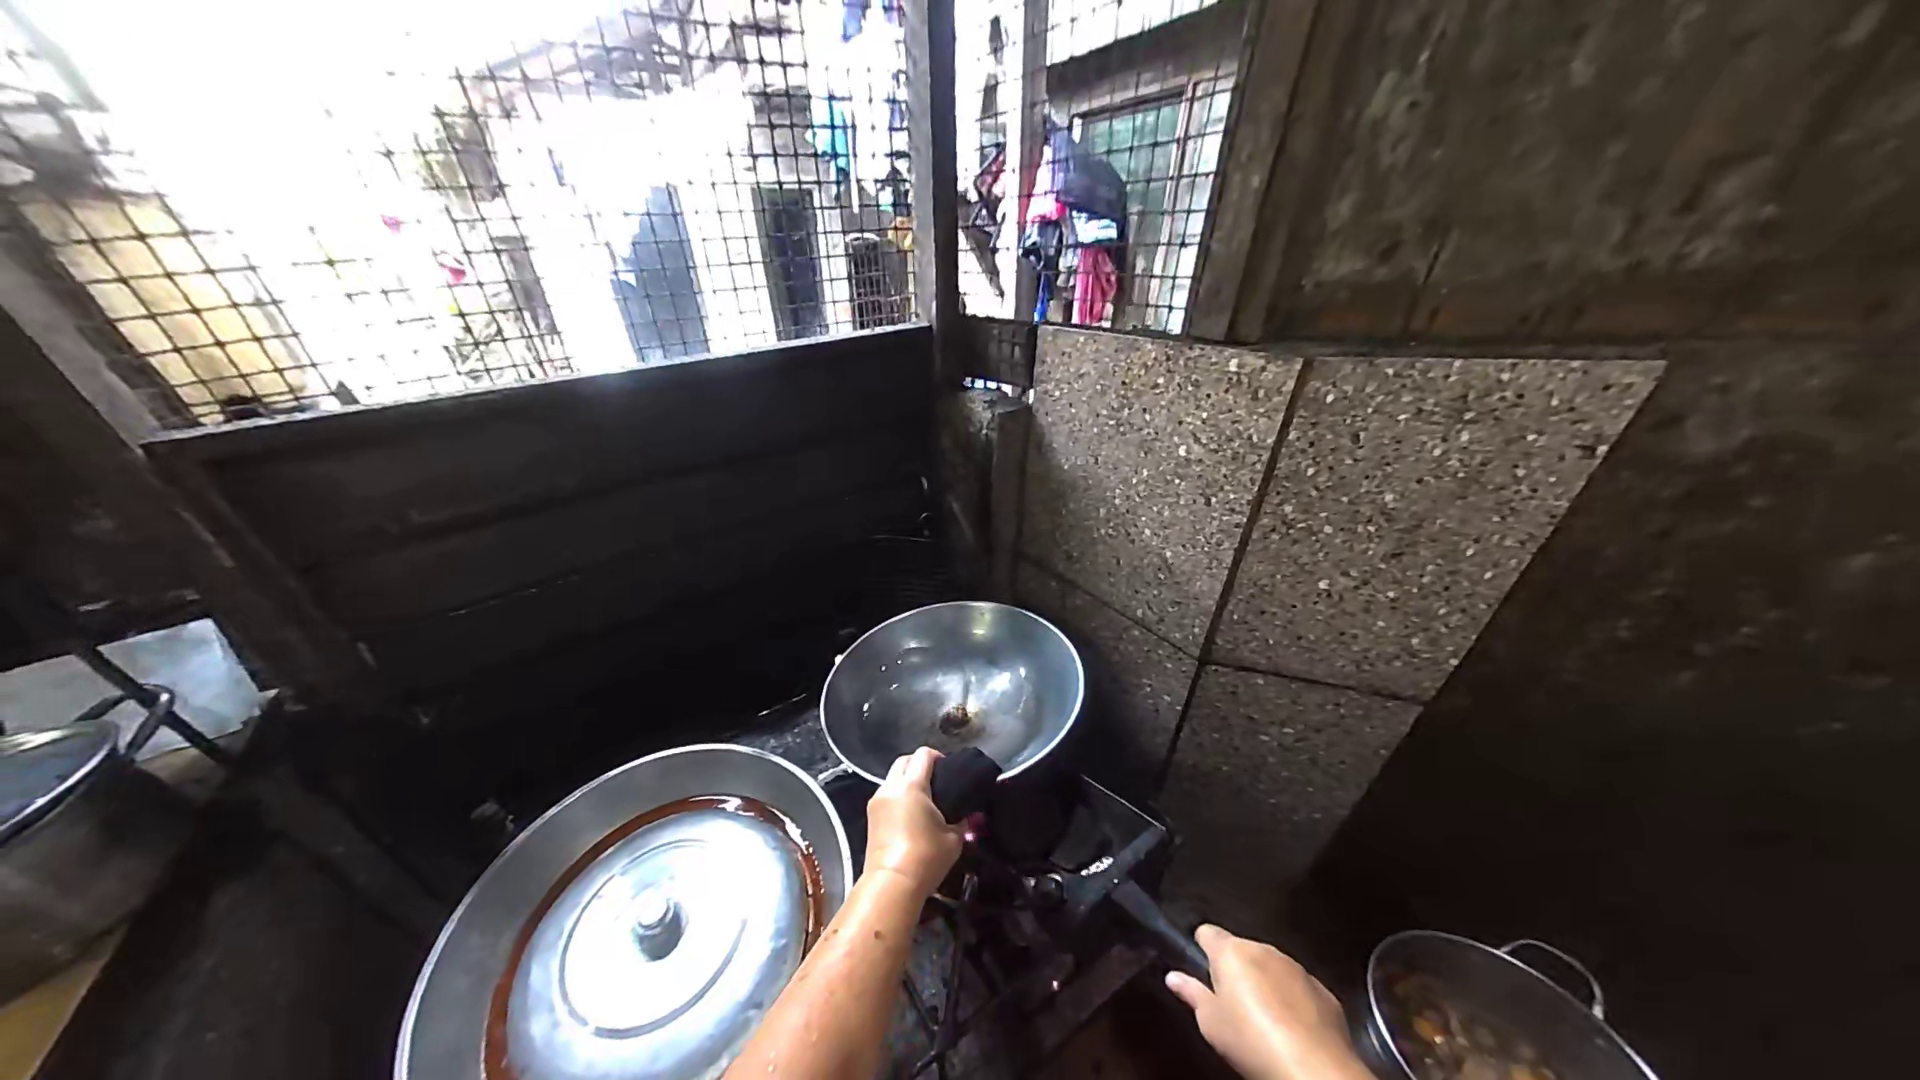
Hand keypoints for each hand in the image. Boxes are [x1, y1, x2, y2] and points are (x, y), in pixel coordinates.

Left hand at [863, 747, 965, 894]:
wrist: (892, 884)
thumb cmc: (926, 858)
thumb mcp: (954, 839)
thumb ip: (961, 821)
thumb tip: (966, 815)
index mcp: (912, 786)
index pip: (923, 755)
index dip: (938, 756)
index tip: (949, 770)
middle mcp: (891, 787)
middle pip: (904, 761)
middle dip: (919, 764)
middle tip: (936, 780)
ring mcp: (877, 801)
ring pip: (892, 777)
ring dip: (907, 780)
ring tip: (923, 799)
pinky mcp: (870, 816)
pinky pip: (886, 794)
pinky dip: (898, 795)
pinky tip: (910, 813)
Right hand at [1166, 925, 1371, 1079]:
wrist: (1316, 1072)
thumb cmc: (1251, 1043)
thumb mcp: (1211, 1023)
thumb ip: (1192, 994)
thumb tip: (1173, 976)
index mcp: (1231, 952)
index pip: (1207, 932)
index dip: (1200, 948)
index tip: (1200, 973)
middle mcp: (1264, 949)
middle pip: (1240, 950)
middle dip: (1235, 970)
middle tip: (1230, 1005)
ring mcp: (1297, 969)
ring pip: (1271, 967)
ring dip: (1264, 984)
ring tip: (1263, 1022)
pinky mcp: (1324, 992)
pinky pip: (1298, 988)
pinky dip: (1292, 1001)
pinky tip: (1292, 1032)